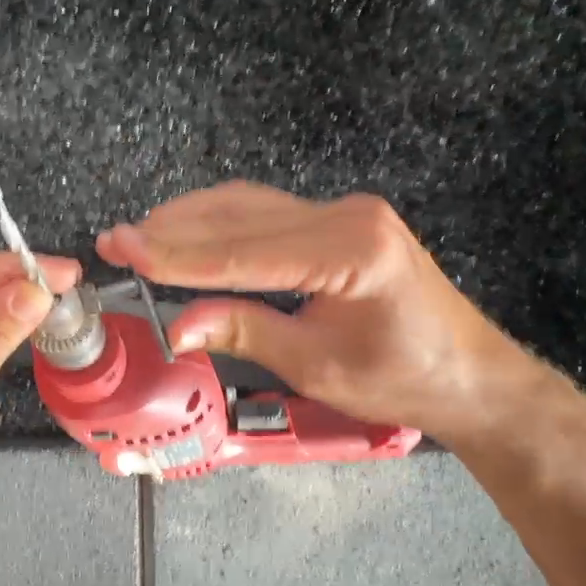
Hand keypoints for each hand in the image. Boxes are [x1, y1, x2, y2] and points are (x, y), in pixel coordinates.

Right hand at [97, 182, 575, 443]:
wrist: (473, 377)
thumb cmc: (403, 379)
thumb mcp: (315, 364)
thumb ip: (243, 331)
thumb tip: (175, 325)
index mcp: (348, 251)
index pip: (240, 253)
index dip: (175, 255)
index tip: (121, 249)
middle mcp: (343, 216)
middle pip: (237, 218)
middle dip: (170, 232)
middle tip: (113, 240)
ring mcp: (342, 212)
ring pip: (245, 207)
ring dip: (187, 220)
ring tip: (136, 235)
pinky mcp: (337, 220)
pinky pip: (264, 212)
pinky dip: (217, 222)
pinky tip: (183, 228)